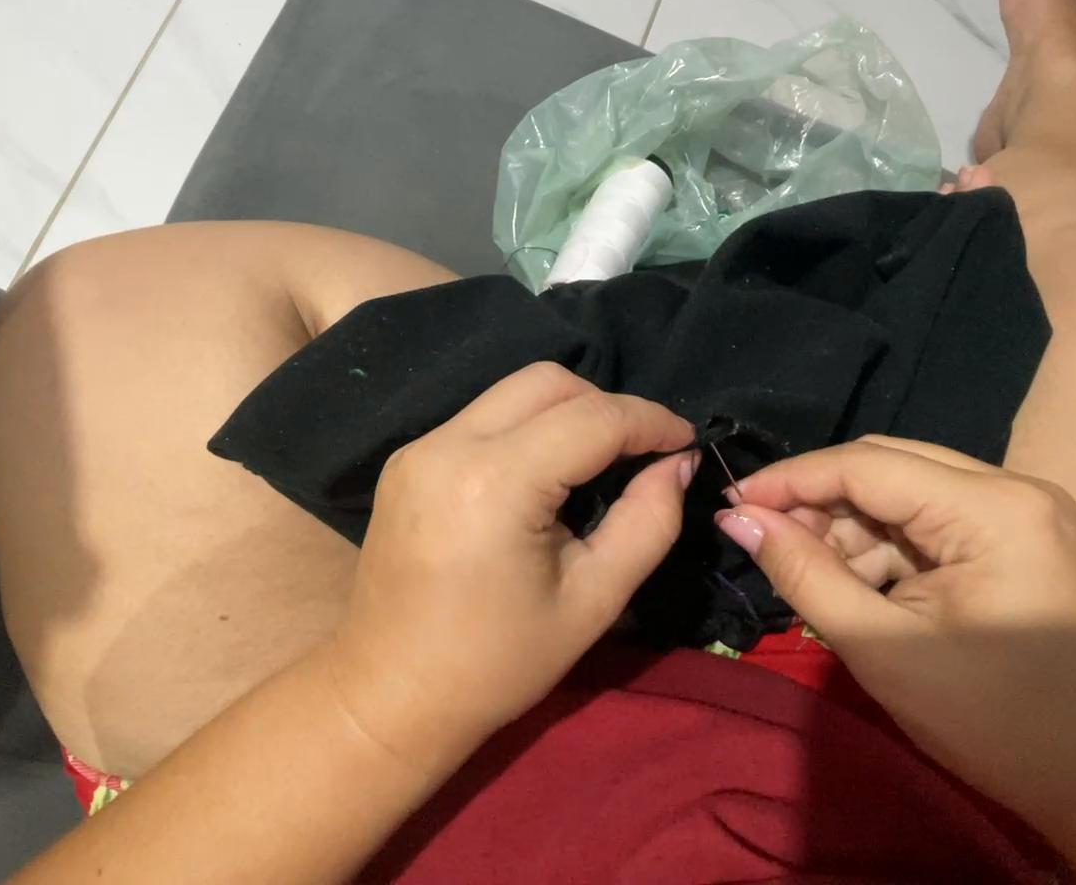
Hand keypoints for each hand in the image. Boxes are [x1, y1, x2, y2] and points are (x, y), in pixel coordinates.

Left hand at [326, 362, 696, 773]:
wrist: (389, 693)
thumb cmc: (497, 663)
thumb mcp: (592, 601)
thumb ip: (648, 522)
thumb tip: (678, 463)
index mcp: (494, 483)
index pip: (591, 419)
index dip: (649, 421)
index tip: (686, 441)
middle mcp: (448, 445)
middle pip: (546, 382)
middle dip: (605, 404)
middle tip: (639, 453)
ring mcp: (418, 448)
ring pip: (511, 393)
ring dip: (564, 413)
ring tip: (596, 463)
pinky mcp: (407, 459)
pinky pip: (481, 418)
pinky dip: (525, 429)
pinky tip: (542, 476)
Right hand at [717, 436, 1075, 824]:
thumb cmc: (999, 723)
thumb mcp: (881, 647)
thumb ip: (801, 572)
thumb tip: (734, 518)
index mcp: (992, 508)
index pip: (864, 465)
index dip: (789, 480)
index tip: (730, 504)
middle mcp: (1013, 489)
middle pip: (885, 468)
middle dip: (818, 502)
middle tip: (766, 540)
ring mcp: (1024, 512)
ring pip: (904, 492)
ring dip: (850, 527)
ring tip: (816, 576)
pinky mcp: (1024, 538)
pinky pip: (932, 521)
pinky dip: (887, 547)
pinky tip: (863, 586)